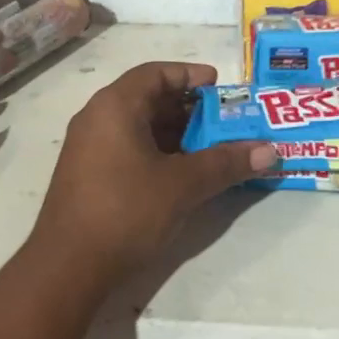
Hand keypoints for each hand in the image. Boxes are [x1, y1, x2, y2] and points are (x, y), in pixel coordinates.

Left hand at [30, 62, 275, 281]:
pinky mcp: (87, 174)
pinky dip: (156, 151)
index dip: (189, 75)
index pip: (155, 73)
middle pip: (147, 98)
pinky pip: (126, 147)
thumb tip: (269, 150)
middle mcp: (96, 117)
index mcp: (115, 105)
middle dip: (188, 108)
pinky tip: (181, 174)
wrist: (68, 265)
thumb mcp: (182, 185)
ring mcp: (88, 146)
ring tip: (211, 149)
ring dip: (174, 133)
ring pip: (138, 125)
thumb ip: (225, 163)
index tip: (219, 86)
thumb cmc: (126, 210)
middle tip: (224, 122)